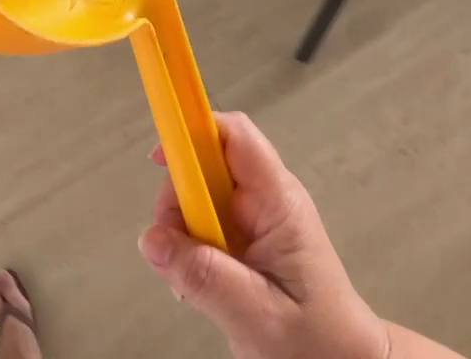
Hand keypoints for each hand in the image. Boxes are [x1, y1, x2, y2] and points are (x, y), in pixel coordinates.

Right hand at [138, 112, 389, 358]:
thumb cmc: (318, 340)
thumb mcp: (257, 315)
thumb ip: (205, 277)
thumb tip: (152, 239)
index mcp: (279, 201)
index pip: (236, 137)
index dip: (195, 132)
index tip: (159, 157)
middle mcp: (267, 197)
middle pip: (207, 164)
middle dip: (179, 200)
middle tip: (172, 251)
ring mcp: (256, 215)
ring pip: (200, 194)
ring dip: (182, 231)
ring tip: (189, 283)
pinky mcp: (246, 235)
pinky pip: (205, 221)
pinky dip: (190, 248)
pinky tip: (196, 284)